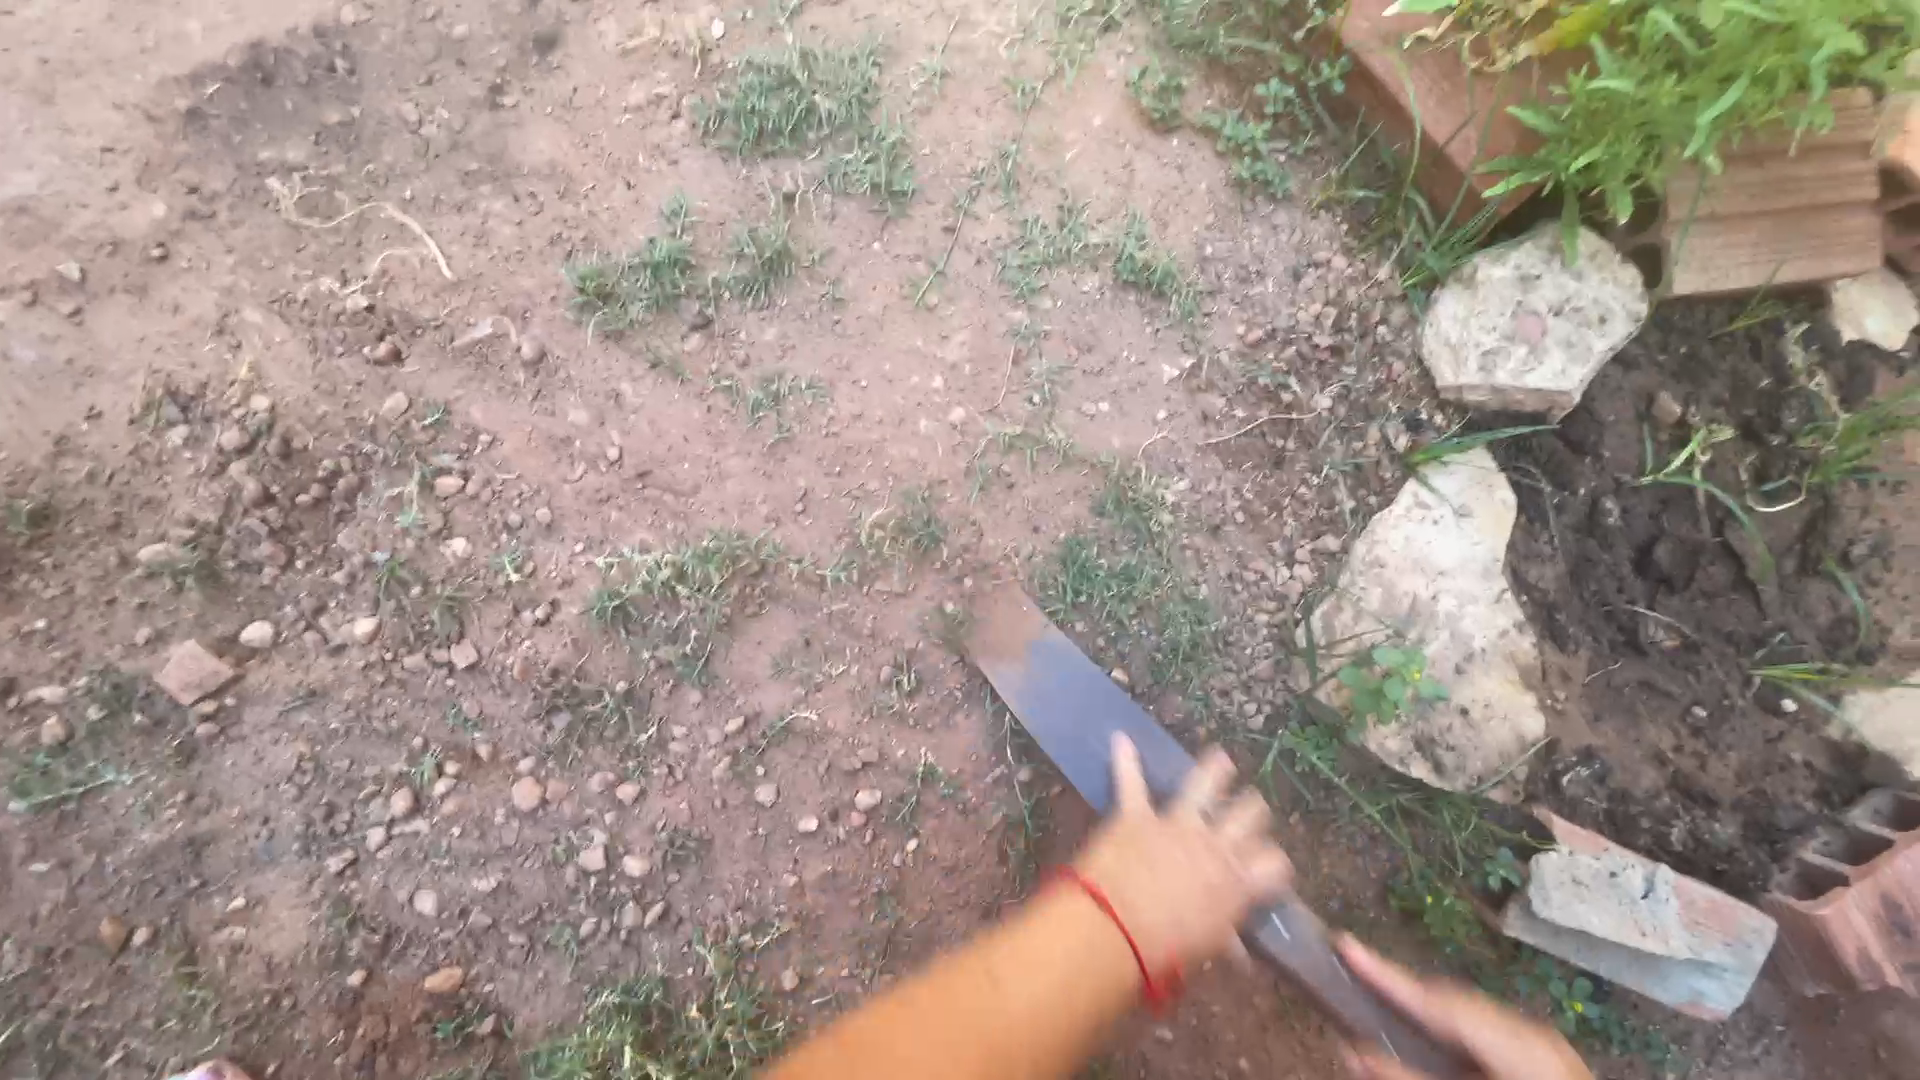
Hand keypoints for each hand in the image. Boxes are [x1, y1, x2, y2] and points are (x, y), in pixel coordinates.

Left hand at [1071, 736, 1292, 972]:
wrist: (1119, 929)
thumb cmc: (1167, 952)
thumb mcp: (1205, 950)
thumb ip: (1224, 941)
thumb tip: (1240, 956)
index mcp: (1237, 883)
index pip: (1275, 864)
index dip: (1273, 861)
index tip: (1269, 862)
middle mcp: (1214, 846)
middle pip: (1248, 816)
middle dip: (1251, 810)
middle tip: (1249, 808)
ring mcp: (1174, 825)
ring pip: (1203, 785)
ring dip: (1213, 770)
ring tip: (1220, 758)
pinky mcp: (1135, 815)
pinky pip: (1131, 781)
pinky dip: (1124, 759)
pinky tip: (1120, 739)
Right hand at [1336, 937, 1591, 1079]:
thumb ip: (1410, 1077)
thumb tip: (1350, 1049)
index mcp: (1516, 1042)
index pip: (1436, 1000)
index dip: (1385, 972)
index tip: (1342, 941)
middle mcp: (1529, 1033)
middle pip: (1450, 999)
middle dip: (1401, 986)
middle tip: (1352, 967)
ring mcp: (1540, 1044)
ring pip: (1466, 1013)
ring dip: (1422, 1007)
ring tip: (1380, 996)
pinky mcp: (1541, 1058)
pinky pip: (1483, 1029)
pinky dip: (1448, 1027)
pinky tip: (1428, 1035)